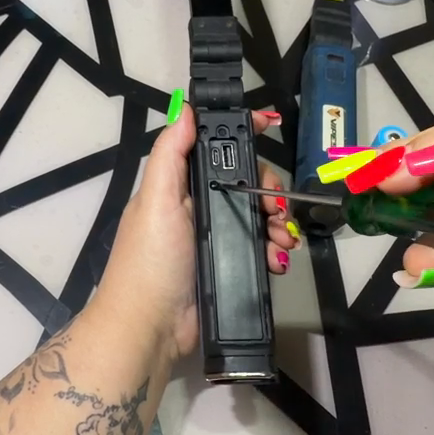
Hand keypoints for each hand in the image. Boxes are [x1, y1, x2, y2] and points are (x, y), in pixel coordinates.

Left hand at [90, 104, 295, 361]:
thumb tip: (185, 107)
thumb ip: (171, 153)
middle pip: (245, 183)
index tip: (269, 124)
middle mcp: (197, 208)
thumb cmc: (151, 257)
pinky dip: (274, 250)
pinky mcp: (229, 267)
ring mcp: (214, 238)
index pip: (214, 149)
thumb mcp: (156, 199)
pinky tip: (278, 259)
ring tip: (282, 238)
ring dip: (278, 223)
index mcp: (178, 187)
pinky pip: (260, 248)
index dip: (242, 134)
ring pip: (258, 216)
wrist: (151, 326)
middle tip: (277, 207)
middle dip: (269, 189)